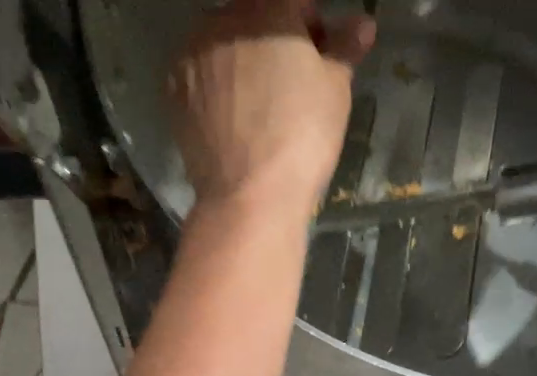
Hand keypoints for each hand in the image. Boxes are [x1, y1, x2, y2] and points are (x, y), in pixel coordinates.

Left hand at [169, 0, 374, 217]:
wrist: (250, 194)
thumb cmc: (303, 136)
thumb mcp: (336, 90)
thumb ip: (345, 48)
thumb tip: (361, 23)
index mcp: (268, 9)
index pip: (296, 1)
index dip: (312, 26)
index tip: (321, 54)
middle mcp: (223, 19)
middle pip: (254, 15)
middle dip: (274, 37)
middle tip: (292, 79)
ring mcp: (192, 53)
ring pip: (224, 42)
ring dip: (242, 58)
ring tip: (260, 101)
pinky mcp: (174, 89)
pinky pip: (202, 73)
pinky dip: (218, 85)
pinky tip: (234, 117)